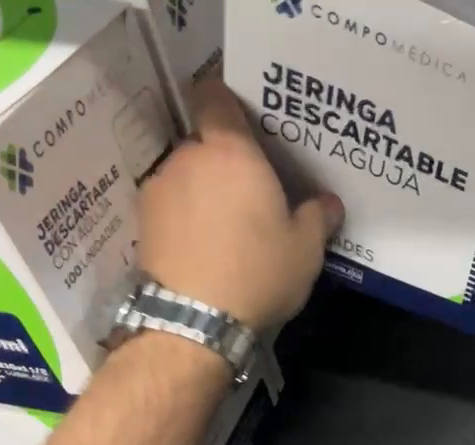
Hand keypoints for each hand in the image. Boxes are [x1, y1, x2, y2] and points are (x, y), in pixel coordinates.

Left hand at [136, 79, 342, 328]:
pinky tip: (208, 248)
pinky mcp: (145, 220)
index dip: (229, 102)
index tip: (248, 123)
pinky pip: (173, 205)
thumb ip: (318, 218)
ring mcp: (161, 187)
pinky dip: (189, 218)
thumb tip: (329, 203)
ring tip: (231, 229)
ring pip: (189, 176)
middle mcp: (190, 158)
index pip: (216, 97)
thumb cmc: (260, 272)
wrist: (195, 318)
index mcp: (233, 154)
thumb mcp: (306, 250)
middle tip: (255, 194)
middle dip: (227, 163)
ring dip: (207, 192)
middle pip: (207, 143)